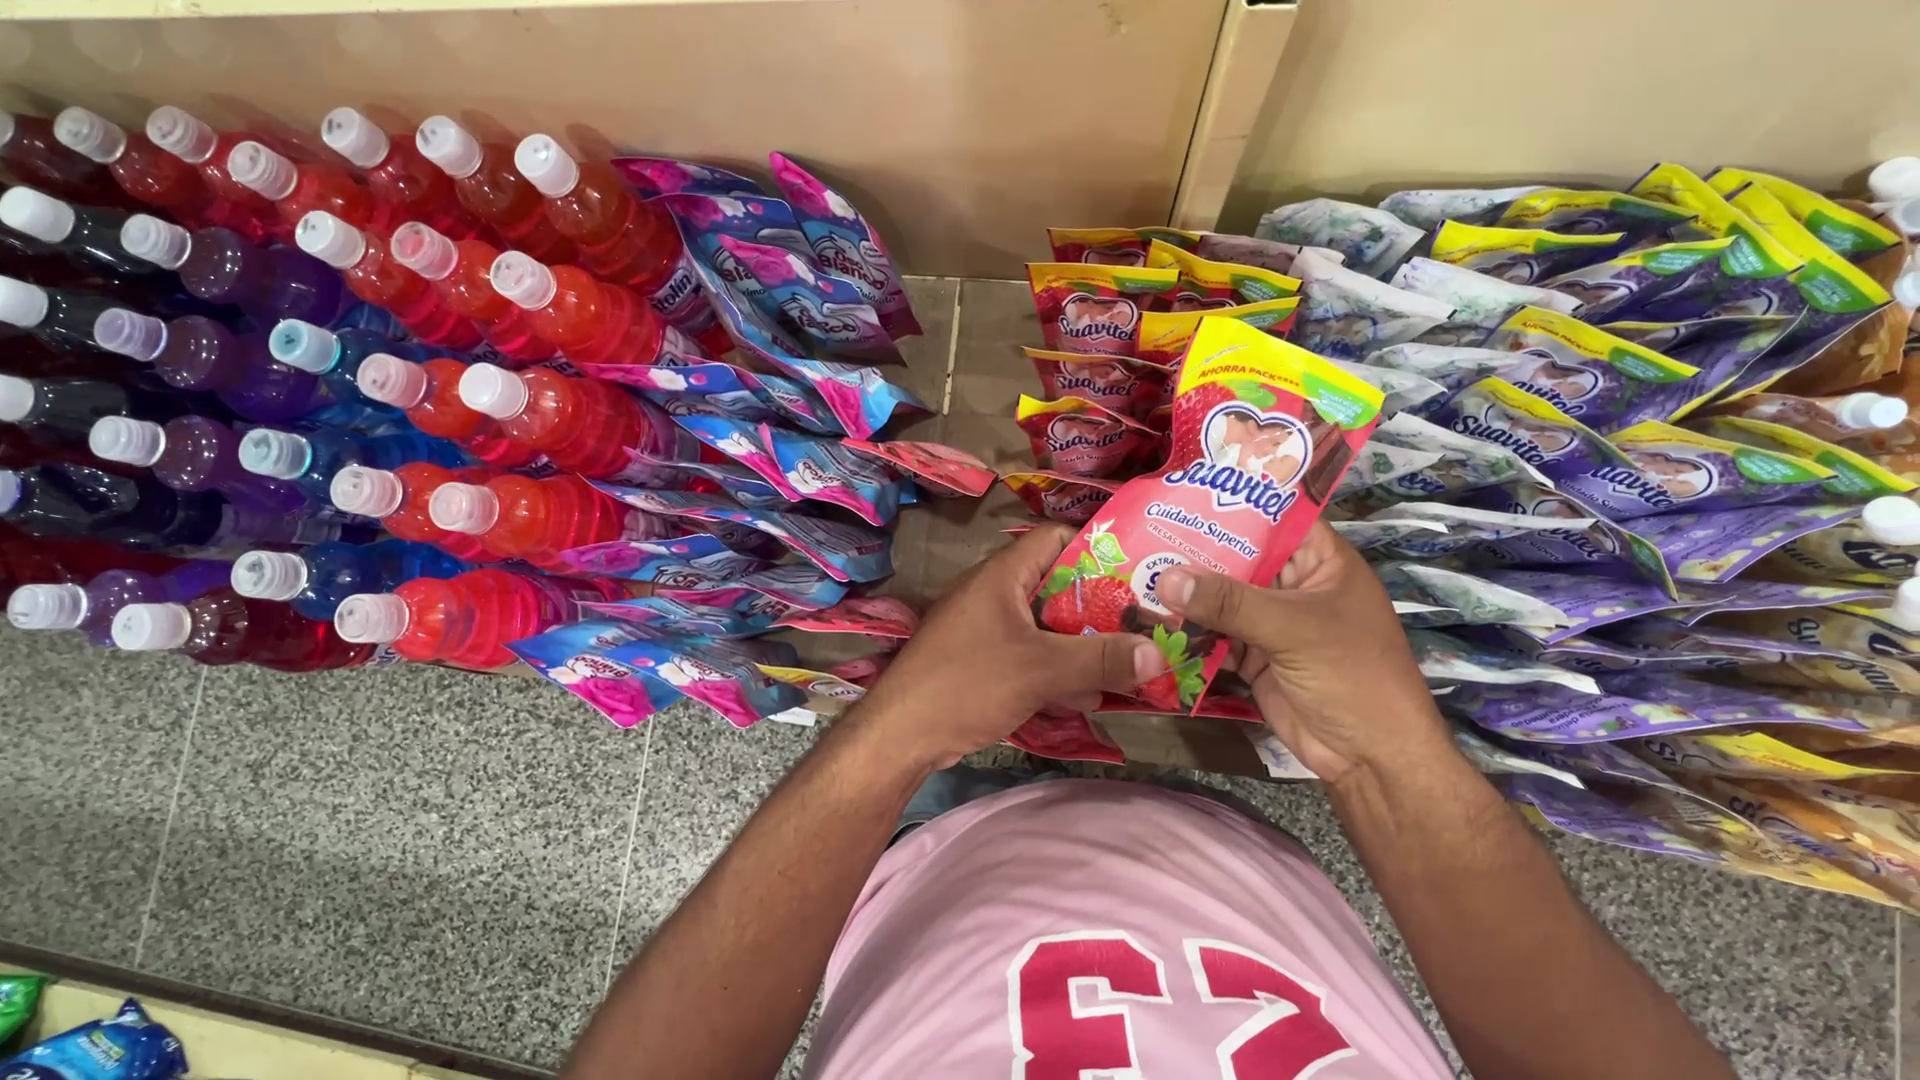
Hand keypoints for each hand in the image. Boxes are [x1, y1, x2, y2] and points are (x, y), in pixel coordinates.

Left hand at [852, 525, 1165, 769]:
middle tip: (1143, 626)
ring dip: (1082, 647)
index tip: (1139, 572)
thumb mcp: (1041, 669)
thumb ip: (1100, 659)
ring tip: (1127, 667)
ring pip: (1046, 628)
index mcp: (1002, 574)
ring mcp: (985, 629)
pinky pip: (1029, 656)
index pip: (1056, 539)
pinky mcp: (980, 663)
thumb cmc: (968, 683)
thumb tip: (1159, 654)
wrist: (900, 735)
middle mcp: (993, 594)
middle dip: (1100, 610)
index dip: (1098, 549)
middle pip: (1057, 587)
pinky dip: (1056, 671)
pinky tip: (1085, 697)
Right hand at [1156, 520, 1447, 786]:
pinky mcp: (1253, 656)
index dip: (1230, 504)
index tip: (1178, 494)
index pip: (1273, 517)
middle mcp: (1293, 584)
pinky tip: (1149, 621)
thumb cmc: (1353, 677)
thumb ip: (1230, 602)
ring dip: (1184, 594)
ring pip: (1221, 598)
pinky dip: (1186, 631)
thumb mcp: (1293, 629)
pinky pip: (1213, 635)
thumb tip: (1166, 577)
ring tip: (1132, 574)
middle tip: (1139, 535)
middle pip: (1237, 558)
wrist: (1370, 758)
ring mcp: (1272, 622)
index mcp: (1320, 561)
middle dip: (1193, 551)